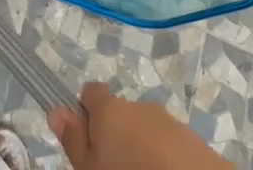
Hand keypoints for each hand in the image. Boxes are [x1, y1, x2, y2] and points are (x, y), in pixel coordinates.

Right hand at [47, 82, 229, 169]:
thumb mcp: (90, 167)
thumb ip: (73, 139)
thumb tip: (56, 110)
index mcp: (110, 109)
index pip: (91, 91)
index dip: (86, 111)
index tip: (88, 139)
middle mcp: (139, 107)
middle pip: (120, 114)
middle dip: (117, 136)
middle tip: (114, 166)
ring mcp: (171, 123)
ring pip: (147, 131)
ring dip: (143, 148)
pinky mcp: (196, 143)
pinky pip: (172, 146)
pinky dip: (167, 159)